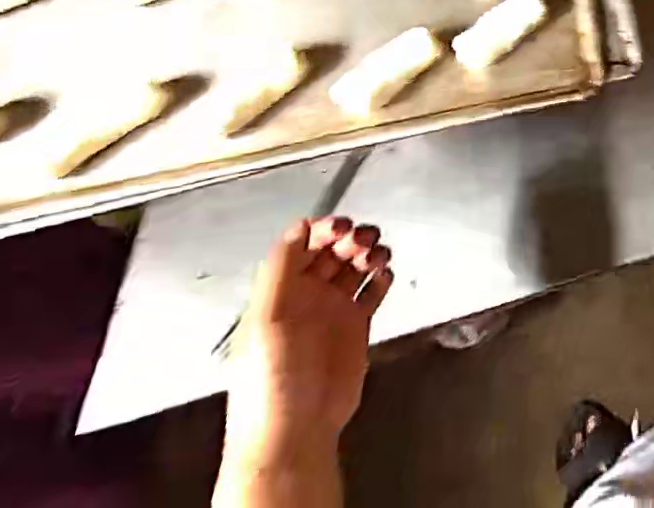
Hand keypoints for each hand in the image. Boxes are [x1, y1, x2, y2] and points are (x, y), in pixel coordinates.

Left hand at [224, 216, 393, 466]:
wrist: (297, 430)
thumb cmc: (274, 377)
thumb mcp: (267, 320)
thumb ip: (281, 271)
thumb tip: (299, 226)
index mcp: (280, 292)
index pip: (301, 245)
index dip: (322, 229)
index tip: (344, 224)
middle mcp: (306, 296)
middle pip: (331, 251)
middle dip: (350, 238)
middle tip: (365, 240)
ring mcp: (333, 310)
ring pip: (354, 267)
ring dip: (369, 253)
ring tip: (379, 256)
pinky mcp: (356, 326)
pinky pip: (371, 292)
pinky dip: (381, 278)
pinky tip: (386, 274)